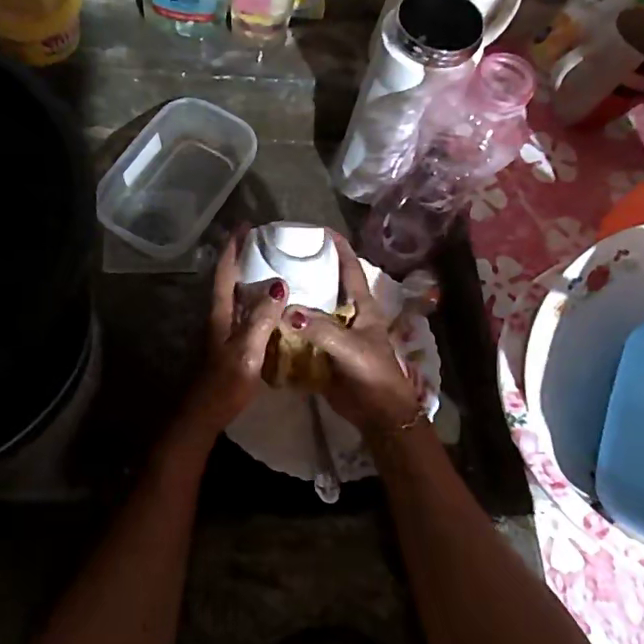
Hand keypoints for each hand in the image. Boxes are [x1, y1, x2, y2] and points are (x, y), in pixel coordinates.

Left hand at [182, 226, 286, 430]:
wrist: (207, 414)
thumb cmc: (225, 383)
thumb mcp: (247, 351)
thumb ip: (261, 319)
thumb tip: (279, 284)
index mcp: (221, 314)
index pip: (225, 273)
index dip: (233, 248)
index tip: (245, 226)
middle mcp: (221, 318)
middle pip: (230, 280)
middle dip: (243, 258)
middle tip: (266, 242)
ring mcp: (226, 332)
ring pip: (239, 297)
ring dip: (252, 279)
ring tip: (275, 266)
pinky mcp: (234, 345)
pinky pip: (248, 313)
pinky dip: (260, 302)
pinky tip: (276, 306)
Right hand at [284, 232, 419, 433]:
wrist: (377, 414)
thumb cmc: (372, 374)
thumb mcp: (350, 348)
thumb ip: (321, 329)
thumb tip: (288, 310)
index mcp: (362, 306)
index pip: (350, 268)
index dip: (337, 246)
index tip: (317, 229)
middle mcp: (347, 315)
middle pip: (327, 285)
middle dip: (308, 270)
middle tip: (279, 256)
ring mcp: (334, 334)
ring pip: (312, 309)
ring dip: (295, 298)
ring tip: (268, 283)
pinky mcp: (322, 352)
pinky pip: (302, 334)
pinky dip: (287, 326)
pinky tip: (267, 319)